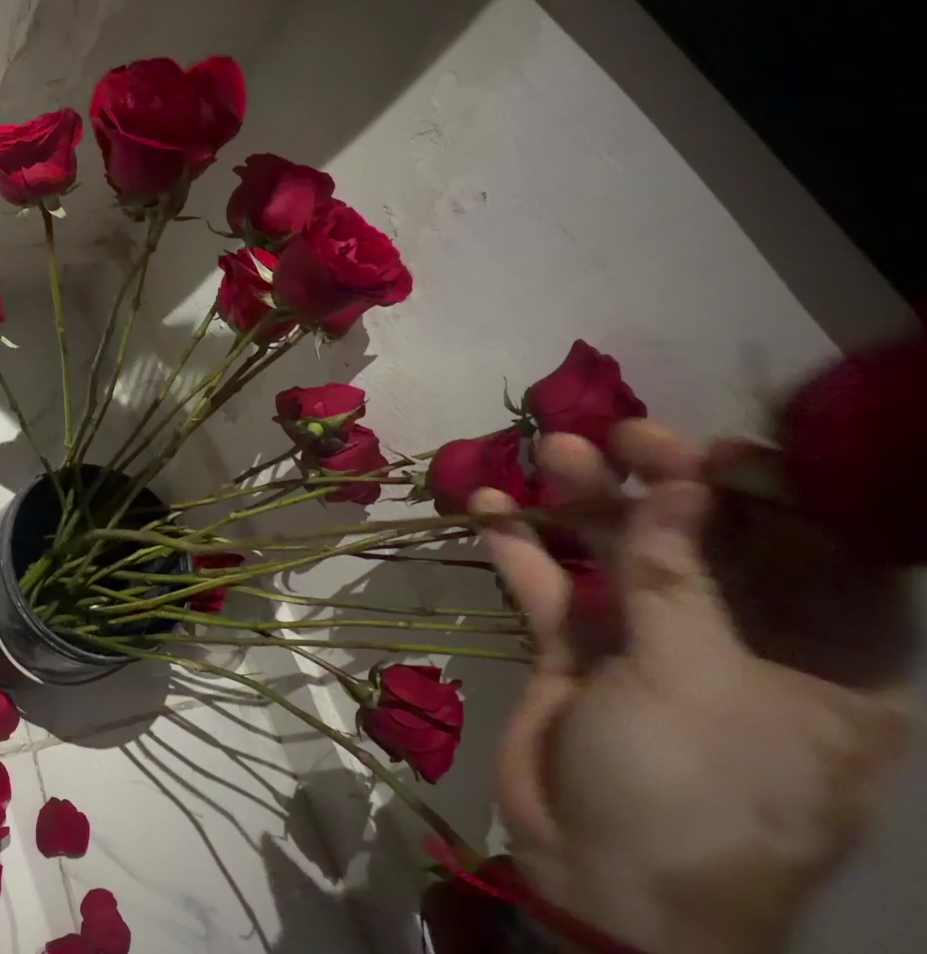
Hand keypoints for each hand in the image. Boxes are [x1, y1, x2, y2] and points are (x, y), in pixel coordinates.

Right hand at [475, 421, 912, 953]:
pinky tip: (486, 509)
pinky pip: (553, 588)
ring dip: (584, 504)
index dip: (771, 493)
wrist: (598, 876)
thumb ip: (679, 578)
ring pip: (622, 556)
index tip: (710, 445)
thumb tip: (680, 483)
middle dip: (661, 483)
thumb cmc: (692, 788)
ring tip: (547, 454)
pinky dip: (522, 548)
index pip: (818, 555)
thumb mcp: (695, 681)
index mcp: (822, 661)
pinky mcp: (577, 654)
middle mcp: (742, 642)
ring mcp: (650, 646)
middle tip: (614, 433)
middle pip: (706, 542)